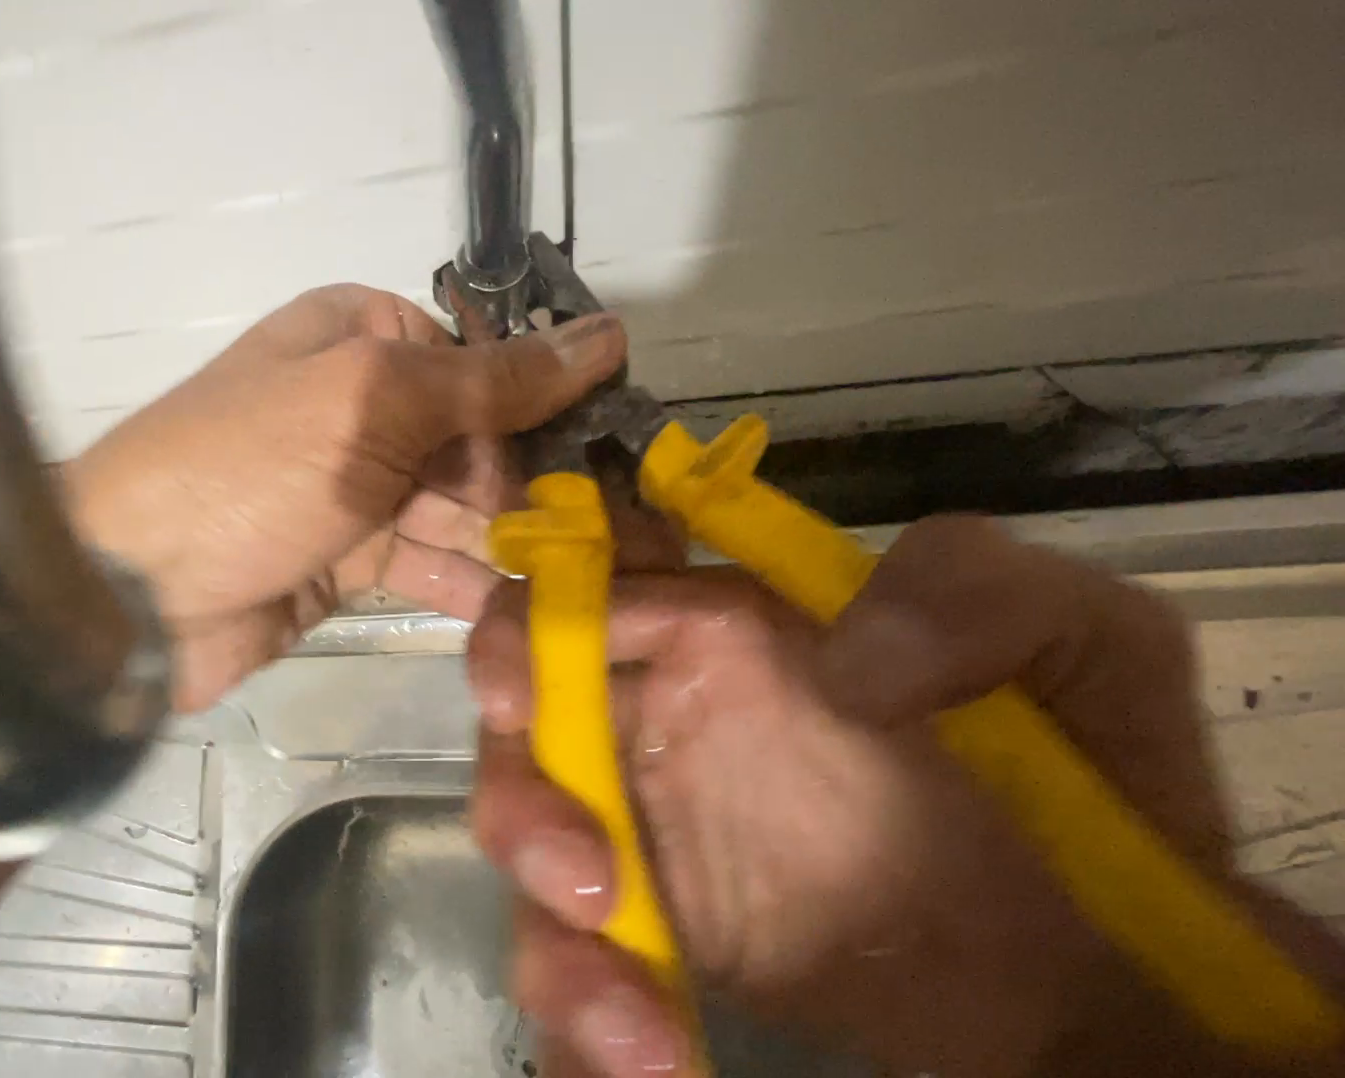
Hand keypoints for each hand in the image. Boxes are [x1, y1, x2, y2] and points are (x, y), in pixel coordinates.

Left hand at [65, 284, 625, 710]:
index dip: (545, 401)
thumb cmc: (250, 471)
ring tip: (594, 580)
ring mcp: (353, 489)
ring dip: (518, 542)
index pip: (480, 358)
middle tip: (620, 533)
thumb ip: (489, 380)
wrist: (130, 595)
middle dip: (540, 484)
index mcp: (360, 339)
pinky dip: (472, 586)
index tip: (612, 447)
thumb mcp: (372, 402)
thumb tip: (605, 335)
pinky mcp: (347, 562)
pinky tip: (532, 613)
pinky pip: (426, 566)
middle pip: (475, 438)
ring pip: (458, 509)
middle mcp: (360, 407)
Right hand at [469, 516, 1249, 1077]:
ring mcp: (651, 842)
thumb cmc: (1076, 782)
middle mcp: (659, 728)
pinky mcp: (663, 948)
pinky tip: (639, 1068)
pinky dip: (578, 1029)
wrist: (1103, 968)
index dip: (524, 629)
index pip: (580, 600)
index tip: (519, 694)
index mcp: (717, 638)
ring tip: (641, 1032)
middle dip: (519, 800)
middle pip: (522, 739)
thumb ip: (976, 591)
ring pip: (532, 871)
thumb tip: (849, 663)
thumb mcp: (1076, 643)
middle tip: (588, 887)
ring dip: (555, 946)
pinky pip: (578, 975)